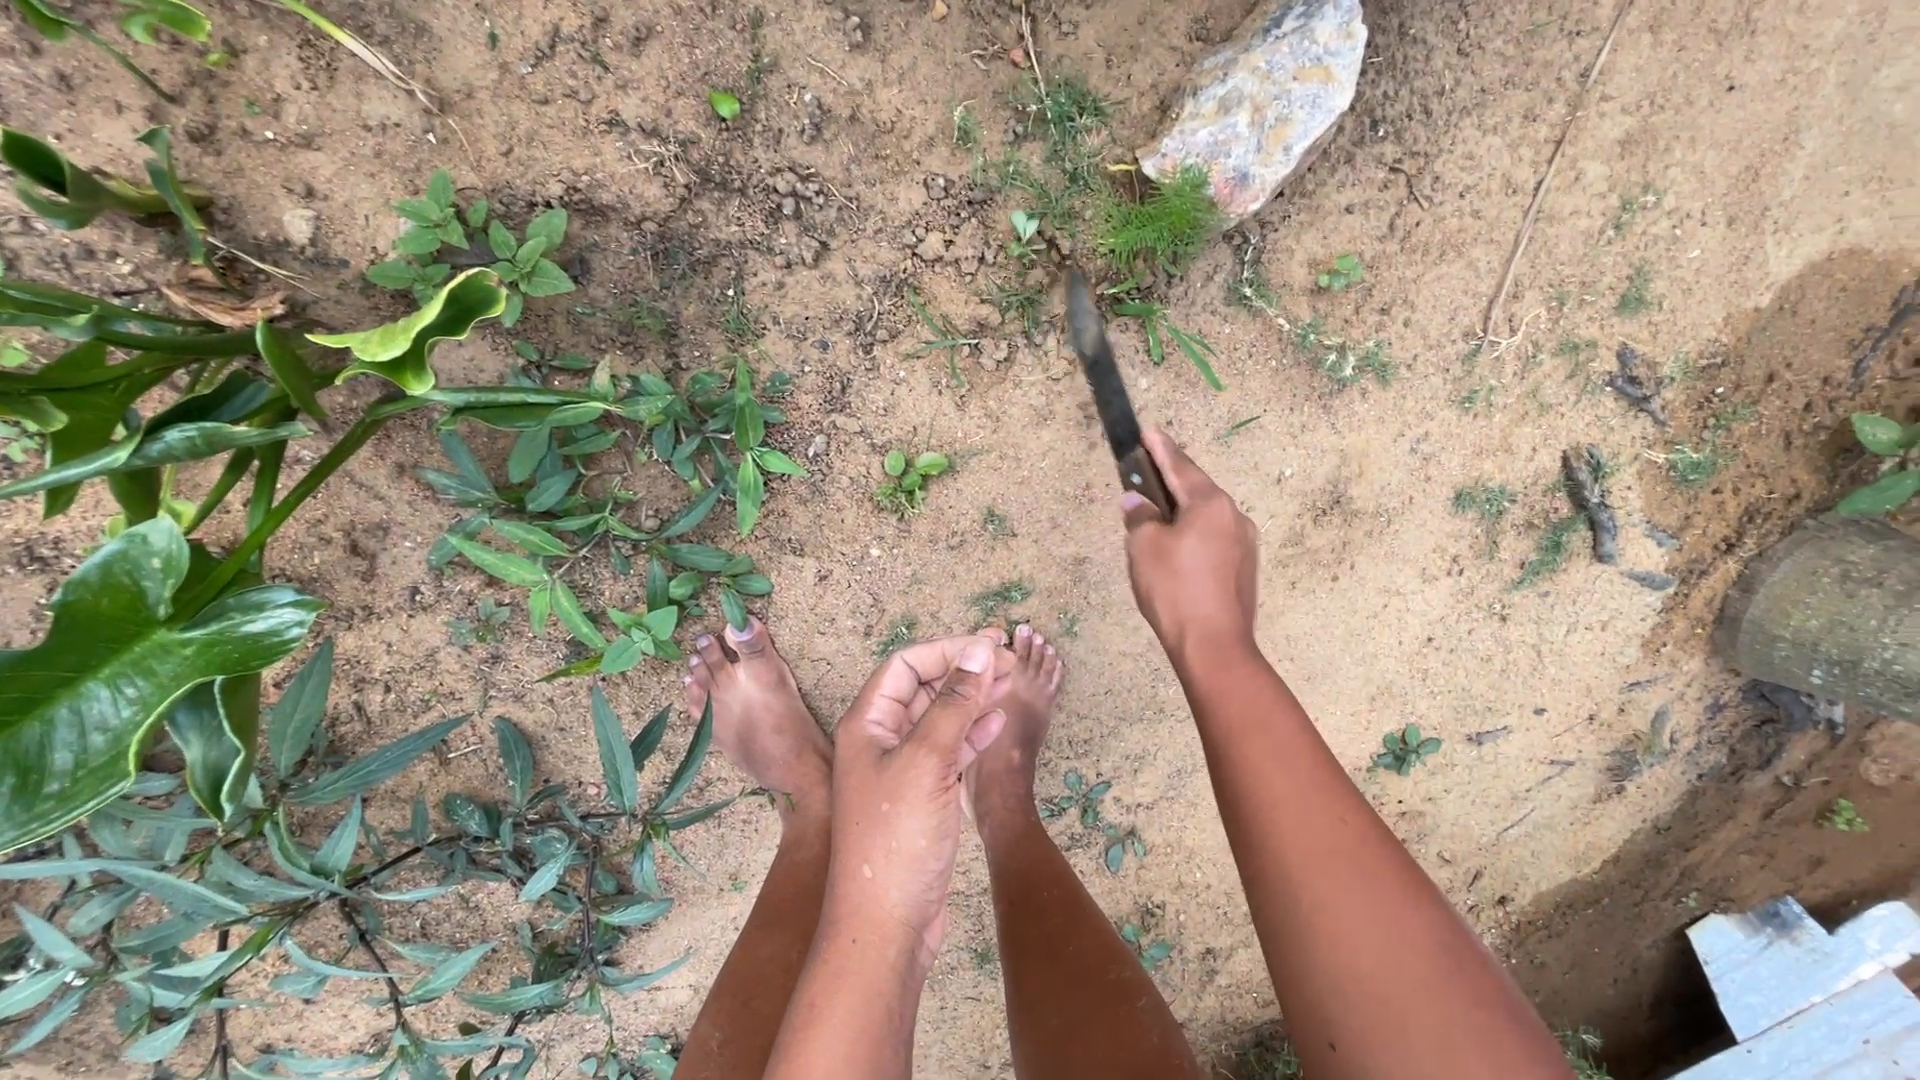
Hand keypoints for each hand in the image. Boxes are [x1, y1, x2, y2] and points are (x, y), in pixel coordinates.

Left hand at [825, 633, 1011, 970]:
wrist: (887, 924)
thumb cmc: (897, 837)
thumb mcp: (926, 760)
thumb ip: (953, 704)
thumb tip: (978, 650)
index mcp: (867, 723)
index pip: (906, 665)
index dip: (946, 650)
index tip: (990, 647)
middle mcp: (881, 740)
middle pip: (924, 688)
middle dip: (963, 671)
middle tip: (1008, 662)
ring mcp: (903, 770)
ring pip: (941, 719)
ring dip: (972, 699)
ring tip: (1009, 683)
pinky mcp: (924, 796)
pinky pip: (950, 751)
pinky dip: (973, 734)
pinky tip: (996, 722)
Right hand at [1122, 429, 1258, 661]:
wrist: (1214, 645)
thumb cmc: (1174, 589)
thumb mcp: (1144, 547)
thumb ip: (1139, 517)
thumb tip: (1137, 504)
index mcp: (1210, 503)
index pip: (1180, 466)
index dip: (1160, 448)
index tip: (1148, 431)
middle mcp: (1234, 516)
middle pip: (1196, 490)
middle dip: (1170, 482)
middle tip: (1145, 473)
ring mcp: (1245, 544)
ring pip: (1206, 517)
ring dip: (1181, 512)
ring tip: (1156, 516)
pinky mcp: (1244, 569)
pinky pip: (1213, 539)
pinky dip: (1193, 535)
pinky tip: (1176, 548)